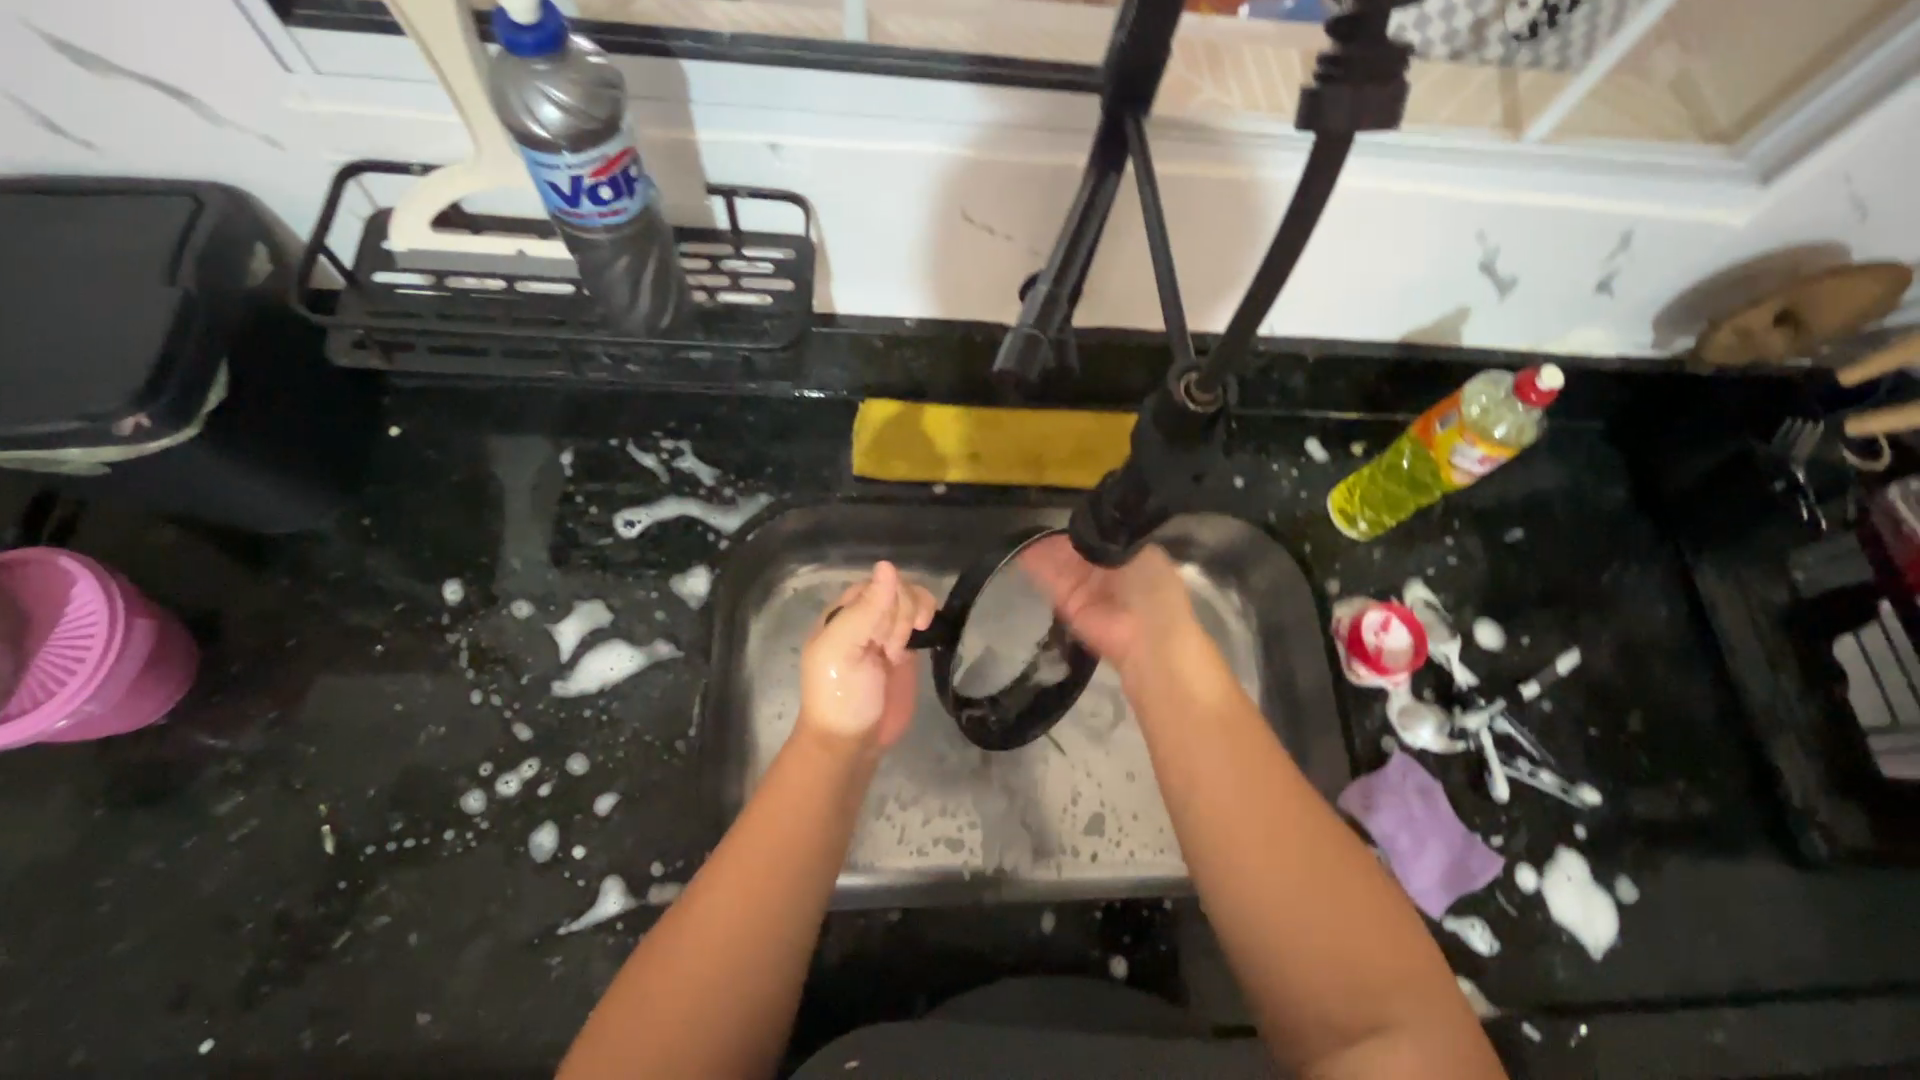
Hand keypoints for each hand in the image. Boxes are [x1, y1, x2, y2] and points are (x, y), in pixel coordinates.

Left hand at [798, 561, 936, 750]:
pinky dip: (927, 623)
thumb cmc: (839, 695)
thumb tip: (888, 565)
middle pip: (897, 591)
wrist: (852, 742)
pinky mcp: (905, 651)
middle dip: (902, 616)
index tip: (886, 636)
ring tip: (903, 649)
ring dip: (915, 617)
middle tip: (890, 651)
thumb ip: (866, 609)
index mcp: (841, 614)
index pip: (875, 585)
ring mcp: (886, 634)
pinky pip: (921, 622)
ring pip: (911, 602)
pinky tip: (924, 637)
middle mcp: (864, 618)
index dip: (888, 603)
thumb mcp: (843, 650)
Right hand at [1017, 535, 1196, 677]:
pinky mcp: (1068, 605)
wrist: (1146, 638)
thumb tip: (1087, 528)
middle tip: (1035, 518)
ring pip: (1060, 563)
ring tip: (1021, 529)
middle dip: (1059, 536)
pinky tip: (1021, 547)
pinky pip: (1051, 580)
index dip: (1083, 527)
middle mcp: (1106, 571)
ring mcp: (1086, 589)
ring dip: (1043, 548)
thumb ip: (1110, 538)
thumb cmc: (1152, 589)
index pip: (1099, 537)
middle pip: (1076, 549)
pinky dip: (1036, 565)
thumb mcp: (1139, 552)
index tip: (1065, 513)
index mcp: (1129, 556)